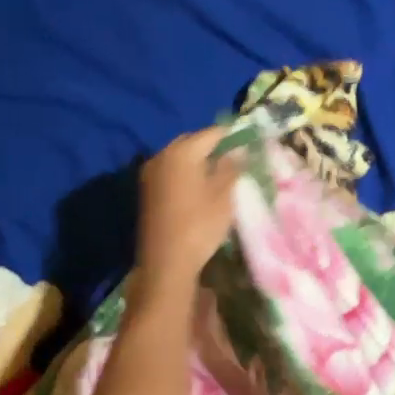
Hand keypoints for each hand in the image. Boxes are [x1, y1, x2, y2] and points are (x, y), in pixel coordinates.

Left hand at [138, 127, 241, 289]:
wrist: (166, 261)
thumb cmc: (200, 225)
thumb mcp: (224, 196)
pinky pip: (170, 171)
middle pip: (191, 142)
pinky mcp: (147, 190)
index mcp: (182, 152)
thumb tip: (238, 150)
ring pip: (179, 157)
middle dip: (211, 146)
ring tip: (217, 174)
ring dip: (197, 160)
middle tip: (233, 159)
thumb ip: (231, 168)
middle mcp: (162, 156)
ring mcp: (150, 173)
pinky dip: (185, 173)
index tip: (247, 142)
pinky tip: (198, 188)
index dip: (231, 136)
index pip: (211, 133)